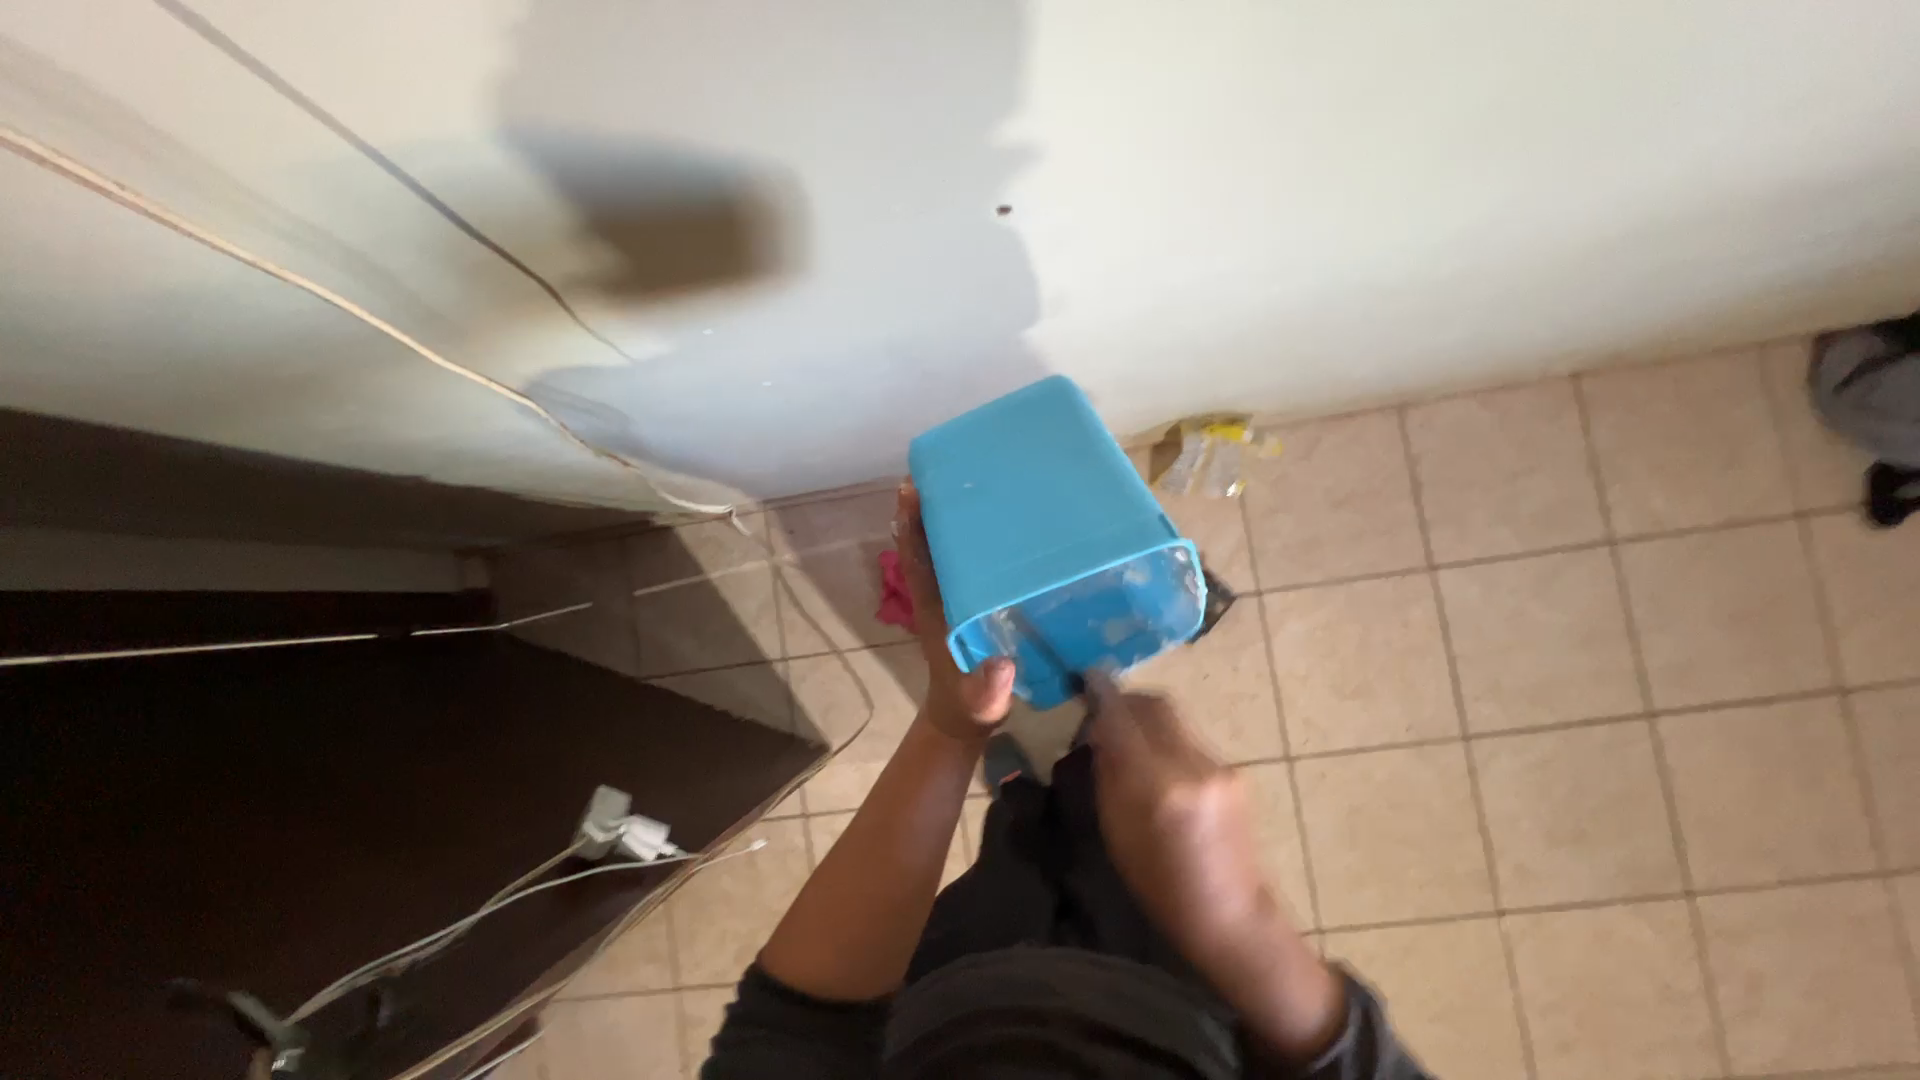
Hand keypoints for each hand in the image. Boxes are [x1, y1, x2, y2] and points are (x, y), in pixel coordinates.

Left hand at [894, 482, 1015, 742]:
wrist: (965, 716)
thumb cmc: (971, 705)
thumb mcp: (981, 701)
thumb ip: (989, 688)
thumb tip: (1002, 666)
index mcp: (934, 608)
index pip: (916, 558)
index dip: (911, 524)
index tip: (912, 487)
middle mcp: (938, 594)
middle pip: (927, 542)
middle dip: (931, 506)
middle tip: (952, 466)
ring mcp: (952, 596)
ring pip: (945, 548)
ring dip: (951, 516)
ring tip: (973, 479)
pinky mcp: (968, 600)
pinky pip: (964, 561)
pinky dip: (971, 538)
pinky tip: (997, 519)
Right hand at [1085, 674, 1274, 956]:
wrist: (1228, 913)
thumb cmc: (1157, 882)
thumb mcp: (1114, 828)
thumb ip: (1107, 770)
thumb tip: (1098, 729)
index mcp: (1155, 784)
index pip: (1122, 715)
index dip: (1100, 691)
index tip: (1083, 678)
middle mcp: (1190, 764)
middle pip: (1154, 703)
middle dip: (1125, 699)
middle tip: (1102, 711)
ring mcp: (1218, 765)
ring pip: (1173, 718)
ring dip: (1146, 718)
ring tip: (1127, 741)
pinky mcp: (1233, 771)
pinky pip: (1190, 739)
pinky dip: (1166, 740)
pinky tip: (1157, 766)